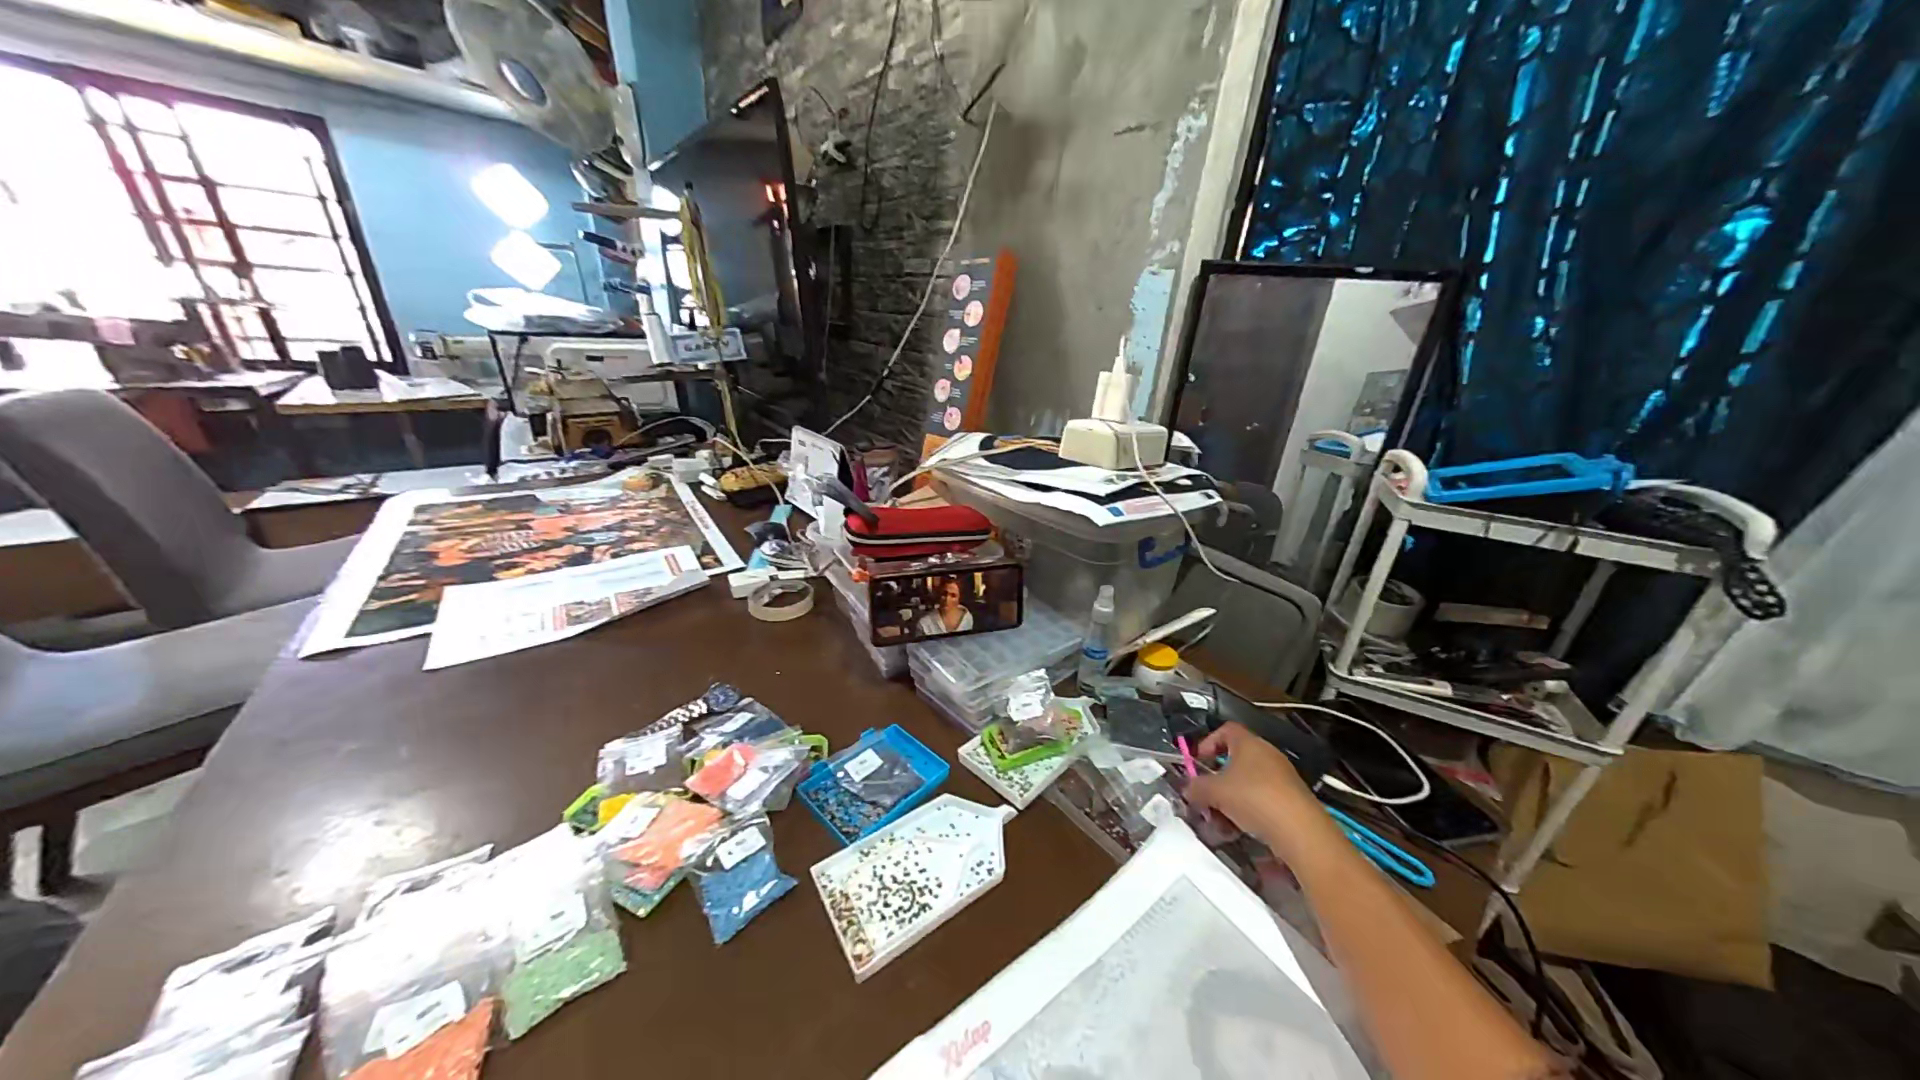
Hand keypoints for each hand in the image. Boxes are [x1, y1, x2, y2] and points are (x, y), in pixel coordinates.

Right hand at [1185, 721, 1330, 856]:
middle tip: (1205, 796)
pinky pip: (1262, 799)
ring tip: (1220, 821)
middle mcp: (1267, 755)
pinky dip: (1247, 811)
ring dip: (1229, 799)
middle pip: (1234, 760)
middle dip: (1216, 779)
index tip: (1197, 761)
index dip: (1207, 742)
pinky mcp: (1292, 800)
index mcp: (1249, 743)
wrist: (1301, 831)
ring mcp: (1282, 778)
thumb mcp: (1214, 791)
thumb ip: (1196, 787)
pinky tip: (1239, 830)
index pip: (1225, 730)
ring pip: (1246, 783)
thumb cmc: (1253, 798)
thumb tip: (1189, 789)